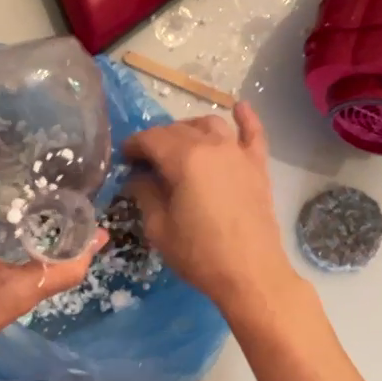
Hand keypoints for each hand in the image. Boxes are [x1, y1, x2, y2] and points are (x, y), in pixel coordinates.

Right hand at [124, 103, 297, 310]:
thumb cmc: (198, 254)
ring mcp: (238, 154)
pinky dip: (245, 118)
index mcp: (184, 158)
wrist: (250, 273)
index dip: (133, 146)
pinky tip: (239, 107)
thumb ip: (145, 194)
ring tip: (178, 144)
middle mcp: (212, 146)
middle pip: (178, 130)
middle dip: (157, 140)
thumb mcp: (159, 228)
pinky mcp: (257, 167)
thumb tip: (138, 177)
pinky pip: (253, 133)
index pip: (151, 139)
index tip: (123, 159)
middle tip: (145, 161)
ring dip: (189, 129)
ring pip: (210, 125)